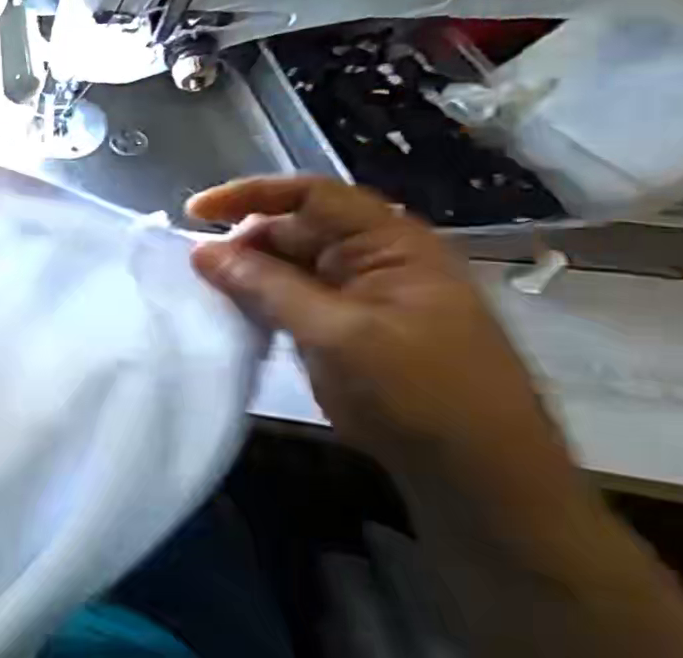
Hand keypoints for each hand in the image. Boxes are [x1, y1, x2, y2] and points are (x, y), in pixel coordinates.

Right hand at [188, 176, 572, 483]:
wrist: (487, 487)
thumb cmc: (421, 396)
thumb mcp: (338, 336)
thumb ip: (267, 288)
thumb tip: (202, 252)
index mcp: (389, 242)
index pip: (310, 194)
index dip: (249, 195)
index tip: (196, 212)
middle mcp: (376, 259)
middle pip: (296, 229)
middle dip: (246, 243)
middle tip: (200, 271)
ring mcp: (366, 297)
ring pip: (294, 268)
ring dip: (253, 277)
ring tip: (210, 294)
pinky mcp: (354, 332)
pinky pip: (300, 302)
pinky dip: (267, 305)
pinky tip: (240, 319)